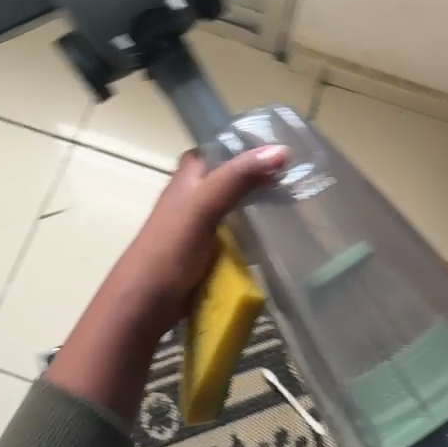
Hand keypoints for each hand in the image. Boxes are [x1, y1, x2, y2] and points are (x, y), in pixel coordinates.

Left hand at [107, 144, 289, 337]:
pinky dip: (256, 233)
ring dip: (262, 205)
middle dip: (262, 176)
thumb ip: (238, 178)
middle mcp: (194, 195)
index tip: (284, 143)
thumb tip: (282, 149)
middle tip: (301, 174)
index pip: (220, 147)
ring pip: (238, 206)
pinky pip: (239, 235)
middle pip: (233, 177)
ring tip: (300, 200)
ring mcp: (202, 225)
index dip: (247, 143)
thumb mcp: (204, 206)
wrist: (145, 303)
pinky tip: (280, 235)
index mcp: (188, 176)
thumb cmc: (170, 248)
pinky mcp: (209, 252)